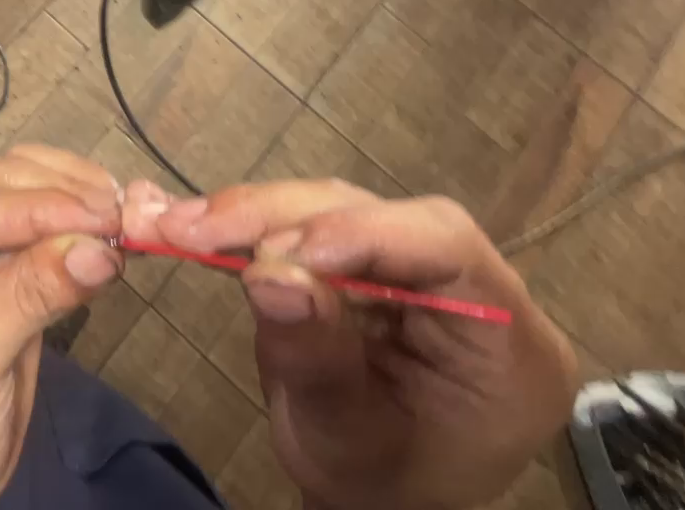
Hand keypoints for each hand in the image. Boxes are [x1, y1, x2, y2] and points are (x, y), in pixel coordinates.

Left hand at [0, 146, 124, 509]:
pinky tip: (109, 228)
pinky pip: (36, 223)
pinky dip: (74, 220)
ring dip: (75, 196)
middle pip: (0, 185)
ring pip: (21, 189)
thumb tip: (100, 247)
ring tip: (126, 216)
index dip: (44, 207)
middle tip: (128, 214)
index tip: (108, 213)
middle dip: (65, 194)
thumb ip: (31, 296)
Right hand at [125, 179, 576, 509]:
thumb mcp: (345, 439)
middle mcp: (467, 285)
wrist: (369, 493)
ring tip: (179, 227)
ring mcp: (409, 263)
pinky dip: (247, 224)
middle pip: (375, 213)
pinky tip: (197, 227)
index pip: (447, 249)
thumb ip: (316, 358)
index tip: (277, 250)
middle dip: (279, 217)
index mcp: (505, 342)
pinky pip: (305, 219)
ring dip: (251, 213)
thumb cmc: (373, 482)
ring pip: (331, 205)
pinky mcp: (361, 255)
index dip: (362, 233)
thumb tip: (266, 270)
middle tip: (192, 230)